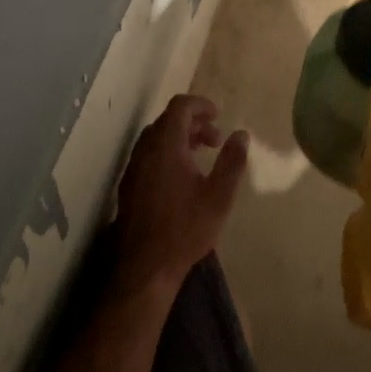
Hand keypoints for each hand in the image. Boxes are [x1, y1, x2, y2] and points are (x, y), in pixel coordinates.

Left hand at [115, 94, 247, 294]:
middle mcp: (145, 150)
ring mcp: (134, 168)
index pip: (180, 107)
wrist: (145, 266)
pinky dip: (167, 153)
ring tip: (201, 155)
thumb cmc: (185, 228)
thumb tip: (241, 134)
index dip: (201, 105)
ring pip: (156, 138)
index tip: (219, 115)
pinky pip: (149, 155)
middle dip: (193, 123)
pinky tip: (182, 177)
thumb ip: (232, 161)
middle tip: (215, 139)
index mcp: (166, 145)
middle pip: (167, 120)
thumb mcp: (219, 195)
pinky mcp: (129, 185)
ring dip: (180, 138)